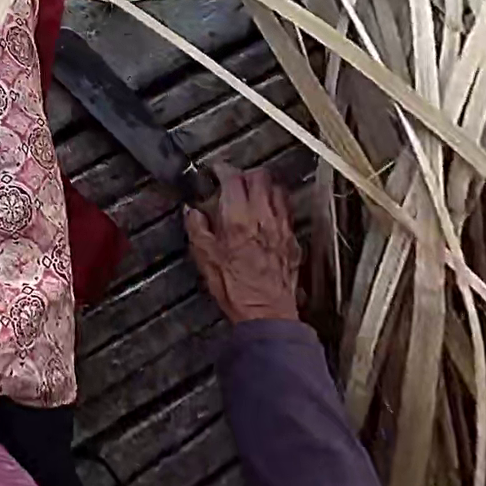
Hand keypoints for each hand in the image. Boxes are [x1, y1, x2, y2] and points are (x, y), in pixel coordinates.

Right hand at [185, 162, 301, 323]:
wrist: (267, 316)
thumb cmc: (236, 289)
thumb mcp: (204, 257)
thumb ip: (196, 228)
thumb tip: (192, 211)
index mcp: (238, 219)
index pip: (233, 178)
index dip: (221, 169)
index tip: (214, 172)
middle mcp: (263, 218)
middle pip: (260, 176)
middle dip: (244, 173)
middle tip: (232, 180)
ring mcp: (282, 228)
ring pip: (278, 189)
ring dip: (263, 186)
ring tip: (251, 192)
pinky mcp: (293, 240)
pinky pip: (287, 210)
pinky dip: (276, 204)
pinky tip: (266, 214)